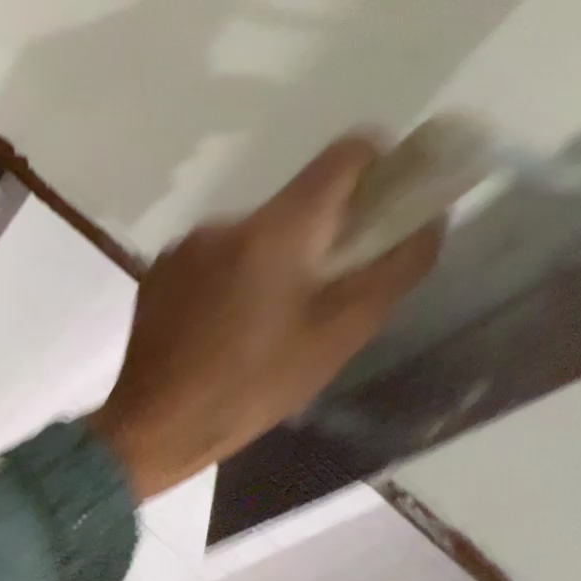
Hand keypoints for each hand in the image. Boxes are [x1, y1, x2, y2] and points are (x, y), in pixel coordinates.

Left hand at [88, 134, 444, 499]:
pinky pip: (212, 261)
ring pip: (251, 236)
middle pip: (295, 204)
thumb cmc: (253, 383)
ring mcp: (179, 252)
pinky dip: (232, 278)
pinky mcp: (154, 278)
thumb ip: (397, 262)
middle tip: (326, 291)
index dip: (379, 169)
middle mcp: (220, 226)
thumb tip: (427, 215)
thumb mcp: (344, 329)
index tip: (386, 209)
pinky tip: (228, 326)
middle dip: (322, 235)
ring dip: (273, 261)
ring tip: (271, 319)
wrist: (155, 425)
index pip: (344, 155)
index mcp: (271, 230)